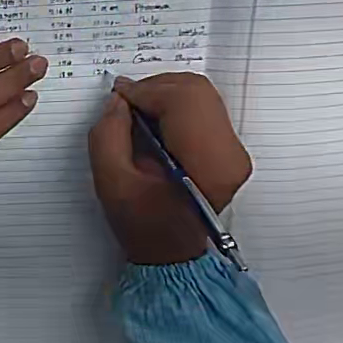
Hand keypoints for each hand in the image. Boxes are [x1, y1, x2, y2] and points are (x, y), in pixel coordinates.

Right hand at [87, 73, 252, 264]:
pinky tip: (153, 121)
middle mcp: (229, 153)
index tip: (119, 98)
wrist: (172, 254)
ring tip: (137, 112)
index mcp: (207, 164)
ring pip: (199, 93)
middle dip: (154, 88)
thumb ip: (108, 135)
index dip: (144, 91)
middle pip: (194, 89)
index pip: (182, 100)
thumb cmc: (144, 226)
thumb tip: (119, 102)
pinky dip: (173, 104)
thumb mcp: (111, 183)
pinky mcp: (228, 147)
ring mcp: (233, 150)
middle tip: (126, 102)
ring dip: (163, 94)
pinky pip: (202, 106)